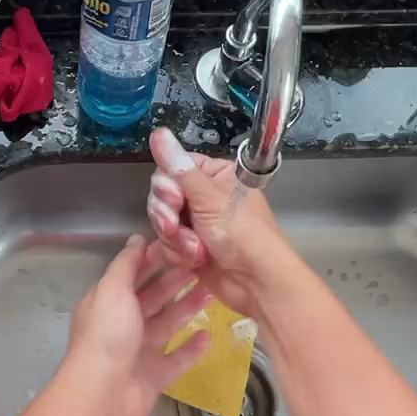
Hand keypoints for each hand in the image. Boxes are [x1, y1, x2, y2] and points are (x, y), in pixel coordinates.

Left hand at [63, 236, 213, 415]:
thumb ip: (126, 264)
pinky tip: (208, 335)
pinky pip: (176, 358)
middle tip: (202, 267)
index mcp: (107, 301)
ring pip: (166, 324)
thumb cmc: (106, 336)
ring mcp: (138, 351)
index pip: (133, 273)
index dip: (154, 259)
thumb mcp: (113, 289)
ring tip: (211, 292)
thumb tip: (137, 239)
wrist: (103, 397)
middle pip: (152, 297)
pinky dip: (191, 347)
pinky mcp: (154, 376)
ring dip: (186, 307)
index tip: (179, 246)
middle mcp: (121, 323)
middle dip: (174, 280)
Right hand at [144, 127, 291, 316]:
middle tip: (179, 225)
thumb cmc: (242, 233)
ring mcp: (196, 222)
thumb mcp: (209, 197)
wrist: (257, 283)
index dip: (167, 184)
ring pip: (163, 221)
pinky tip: (196, 260)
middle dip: (169, 215)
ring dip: (176, 238)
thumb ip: (179, 167)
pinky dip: (179, 253)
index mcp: (214, 175)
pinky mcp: (189, 246)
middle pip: (162, 195)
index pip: (172, 167)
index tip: (176, 199)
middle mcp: (203, 195)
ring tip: (196, 249)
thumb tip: (159, 132)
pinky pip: (167, 243)